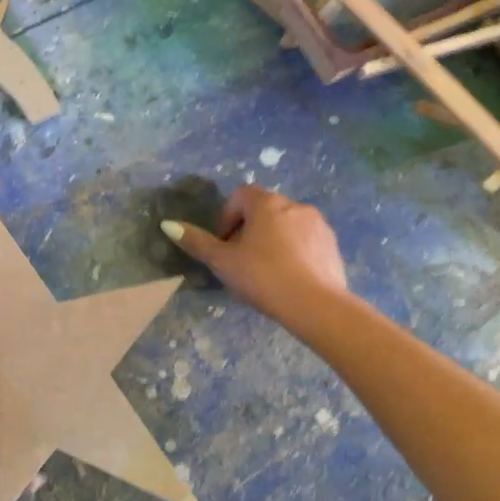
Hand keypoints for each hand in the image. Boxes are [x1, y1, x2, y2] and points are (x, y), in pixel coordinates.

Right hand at [161, 185, 347, 320]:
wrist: (316, 305)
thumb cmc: (262, 276)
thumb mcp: (221, 261)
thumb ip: (196, 241)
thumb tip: (167, 224)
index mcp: (266, 204)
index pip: (240, 195)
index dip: (227, 215)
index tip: (223, 242)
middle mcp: (295, 206)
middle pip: (264, 208)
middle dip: (249, 228)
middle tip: (240, 257)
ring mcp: (318, 225)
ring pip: (286, 224)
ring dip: (272, 238)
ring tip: (264, 269)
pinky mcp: (332, 245)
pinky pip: (306, 240)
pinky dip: (294, 250)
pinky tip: (288, 276)